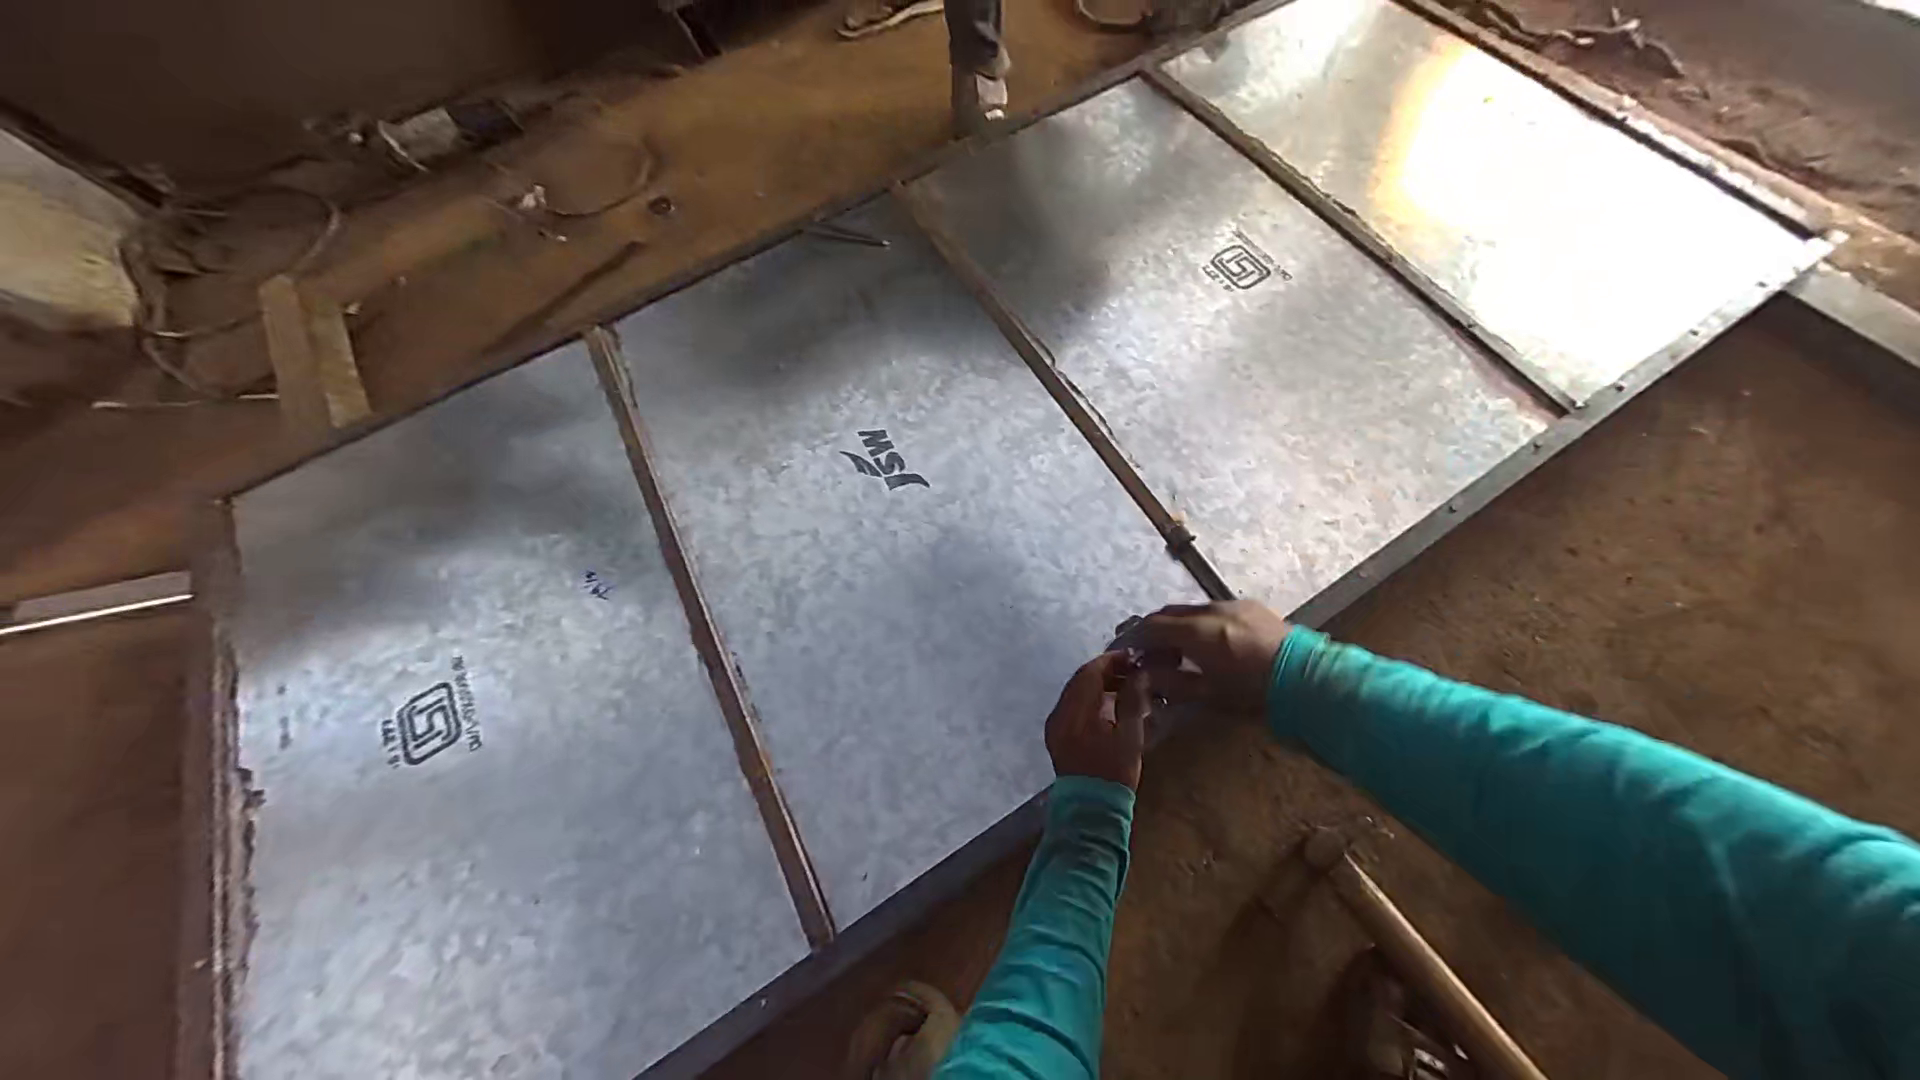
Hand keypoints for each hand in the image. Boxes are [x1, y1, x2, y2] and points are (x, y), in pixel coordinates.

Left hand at [1045, 651, 1150, 789]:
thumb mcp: (1129, 737)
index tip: (1132, 657)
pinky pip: (1072, 706)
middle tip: (1132, 669)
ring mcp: (1055, 724)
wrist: (1091, 811)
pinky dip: (1090, 699)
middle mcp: (1058, 714)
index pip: (1089, 674)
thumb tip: (1139, 675)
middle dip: (1105, 671)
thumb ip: (1132, 701)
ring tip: (1127, 685)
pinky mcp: (1057, 734)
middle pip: (1079, 680)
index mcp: (1074, 713)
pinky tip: (1111, 702)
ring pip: (1075, 692)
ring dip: (1098, 684)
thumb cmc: (1114, 775)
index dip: (1111, 661)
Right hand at [1134, 600, 1292, 715]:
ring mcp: (1231, 604)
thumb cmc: (1255, 693)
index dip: (1134, 640)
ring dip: (1177, 627)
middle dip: (1153, 632)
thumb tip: (1144, 675)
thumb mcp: (1208, 693)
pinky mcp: (1249, 606)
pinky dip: (1200, 624)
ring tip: (1179, 652)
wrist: (1311, 681)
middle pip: (1168, 614)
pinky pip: (1213, 611)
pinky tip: (1208, 644)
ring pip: (1191, 611)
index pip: (1151, 627)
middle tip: (1149, 655)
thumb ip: (1171, 681)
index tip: (1128, 655)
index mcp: (1197, 631)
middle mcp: (1210, 610)